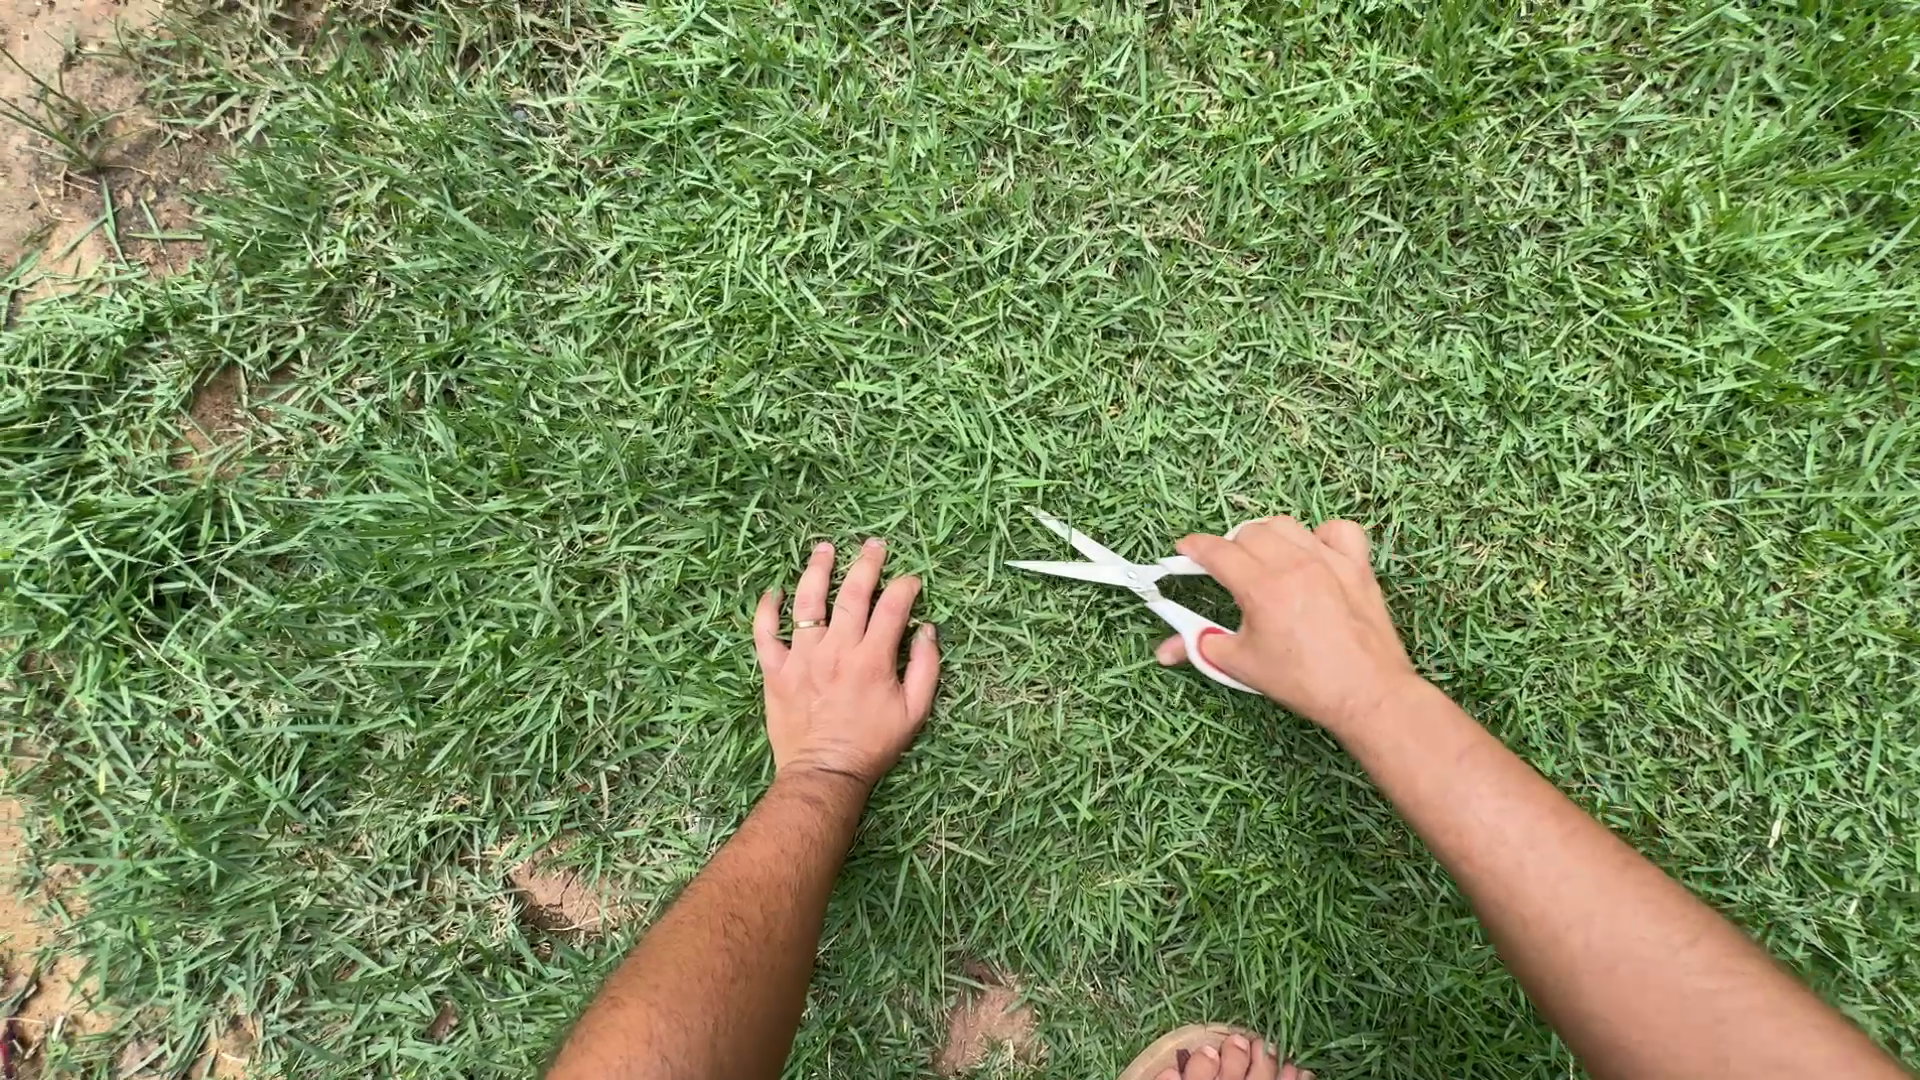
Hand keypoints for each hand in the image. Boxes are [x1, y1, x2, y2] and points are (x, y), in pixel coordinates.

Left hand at [752, 538, 939, 790]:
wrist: (825, 774)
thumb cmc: (874, 744)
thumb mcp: (915, 711)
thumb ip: (926, 668)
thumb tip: (927, 629)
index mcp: (872, 659)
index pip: (892, 607)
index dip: (905, 587)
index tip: (911, 580)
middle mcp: (836, 650)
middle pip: (852, 594)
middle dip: (866, 564)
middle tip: (873, 545)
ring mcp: (802, 658)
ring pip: (808, 603)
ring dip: (817, 571)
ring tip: (825, 548)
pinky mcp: (776, 670)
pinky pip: (765, 633)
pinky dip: (767, 610)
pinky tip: (774, 592)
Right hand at [1157, 516, 1420, 734]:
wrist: (1367, 694)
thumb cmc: (1302, 681)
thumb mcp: (1241, 664)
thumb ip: (1199, 647)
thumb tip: (1165, 651)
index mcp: (1262, 587)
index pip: (1216, 551)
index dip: (1193, 548)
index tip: (1184, 552)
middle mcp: (1294, 565)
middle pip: (1248, 532)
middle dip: (1229, 547)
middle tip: (1225, 570)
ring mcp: (1329, 561)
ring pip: (1285, 525)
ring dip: (1266, 537)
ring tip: (1262, 560)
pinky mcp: (1358, 567)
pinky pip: (1338, 531)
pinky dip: (1321, 536)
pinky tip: (1312, 556)